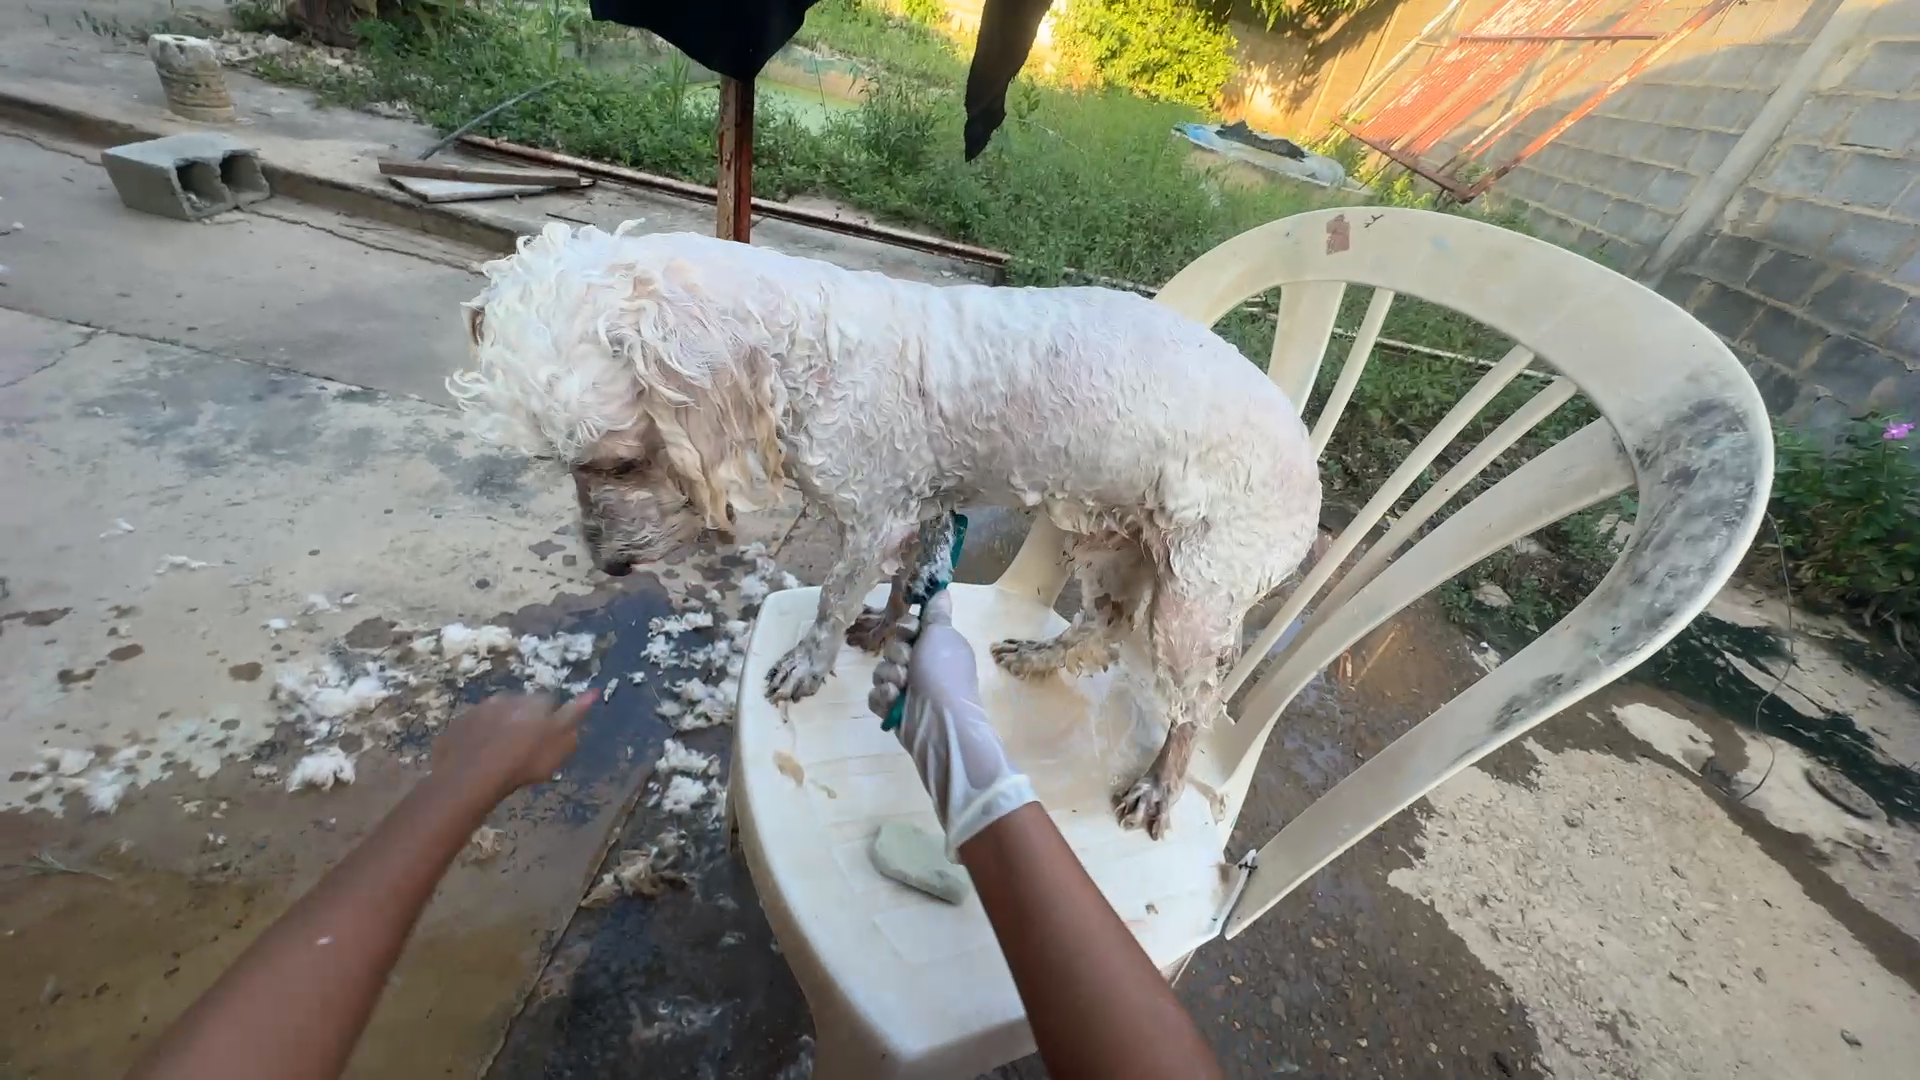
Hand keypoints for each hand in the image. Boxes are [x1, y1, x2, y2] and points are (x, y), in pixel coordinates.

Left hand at [429, 693, 594, 801]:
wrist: (469, 777)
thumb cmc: (524, 761)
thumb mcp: (560, 743)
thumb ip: (575, 716)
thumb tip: (593, 692)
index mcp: (535, 702)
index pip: (550, 702)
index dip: (550, 719)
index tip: (548, 738)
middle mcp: (507, 698)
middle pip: (521, 705)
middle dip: (523, 719)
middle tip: (523, 746)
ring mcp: (478, 710)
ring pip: (495, 714)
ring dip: (499, 726)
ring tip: (498, 752)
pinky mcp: (455, 726)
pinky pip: (471, 728)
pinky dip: (476, 736)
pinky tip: (476, 756)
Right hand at [869, 592, 1036, 855]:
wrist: (939, 724)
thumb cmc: (943, 674)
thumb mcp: (942, 636)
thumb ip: (936, 614)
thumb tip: (943, 590)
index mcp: (938, 646)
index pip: (909, 626)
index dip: (905, 628)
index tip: (911, 634)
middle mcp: (924, 665)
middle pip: (892, 646)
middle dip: (896, 655)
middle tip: (908, 665)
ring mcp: (908, 688)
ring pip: (881, 670)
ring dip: (889, 677)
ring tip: (901, 688)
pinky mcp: (894, 709)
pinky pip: (875, 694)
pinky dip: (882, 698)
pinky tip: (892, 703)